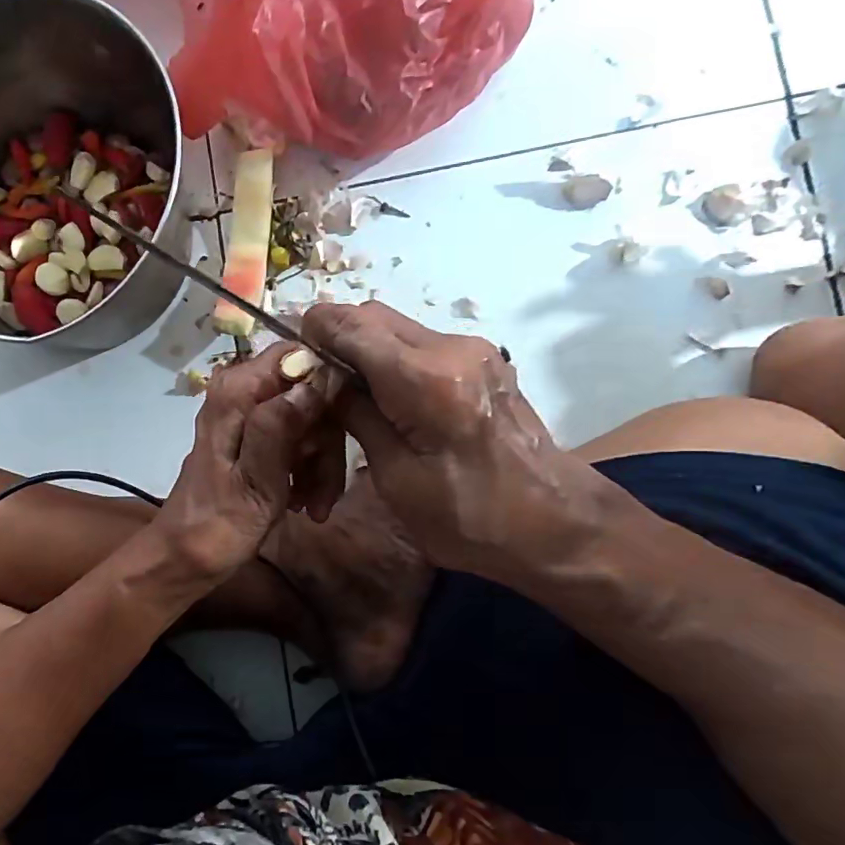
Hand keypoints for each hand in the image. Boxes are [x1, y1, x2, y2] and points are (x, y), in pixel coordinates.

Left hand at [151, 344, 342, 578]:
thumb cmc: (219, 525)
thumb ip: (281, 427)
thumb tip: (317, 379)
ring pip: (307, 420)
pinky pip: (294, 440)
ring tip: (315, 507)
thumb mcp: (257, 480)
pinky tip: (306, 503)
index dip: (328, 384)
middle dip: (325, 441)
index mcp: (237, 393)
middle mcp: (240, 394)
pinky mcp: (253, 439)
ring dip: (319, 464)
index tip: (345, 426)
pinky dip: (306, 470)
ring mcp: (246, 416)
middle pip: (307, 393)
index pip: (296, 355)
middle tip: (324, 491)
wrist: (185, 559)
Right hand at [300, 302, 616, 574]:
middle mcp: (451, 348)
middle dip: (334, 341)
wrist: (557, 527)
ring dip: (361, 353)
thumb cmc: (469, 518)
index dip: (312, 331)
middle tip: (311, 384)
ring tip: (342, 398)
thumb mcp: (395, 476)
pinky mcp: (480, 362)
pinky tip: (380, 400)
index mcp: (426, 378)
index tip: (287, 355)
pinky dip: (388, 362)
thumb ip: (356, 413)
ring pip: (393, 328)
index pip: (351, 325)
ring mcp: (472, 351)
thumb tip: (322, 377)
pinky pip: (418, 346)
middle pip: (371, 317)